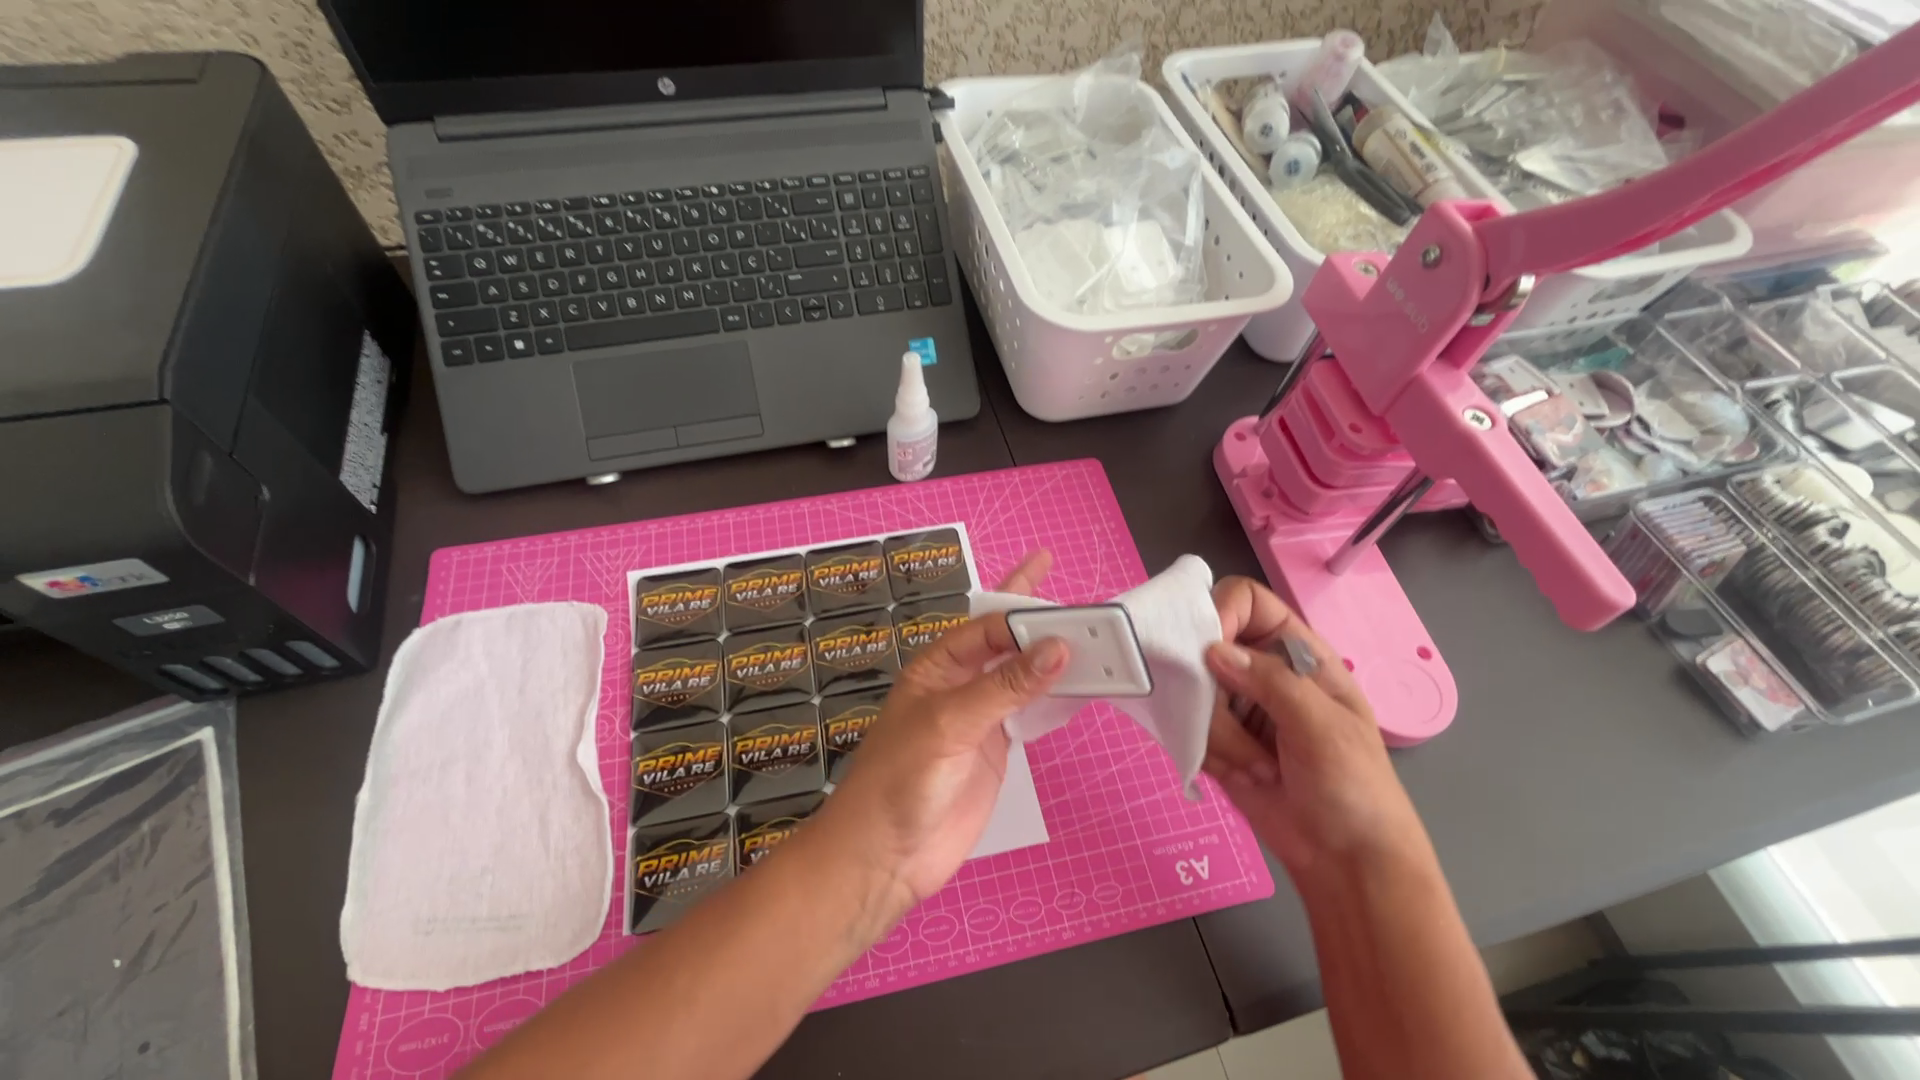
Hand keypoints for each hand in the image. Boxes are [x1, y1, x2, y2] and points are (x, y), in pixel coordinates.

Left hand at [816, 551, 1066, 917]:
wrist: (886, 856)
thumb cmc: (902, 779)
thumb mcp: (950, 723)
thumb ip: (1005, 686)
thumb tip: (1058, 647)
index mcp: (937, 666)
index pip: (988, 628)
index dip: (1024, 615)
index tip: (1068, 613)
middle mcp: (959, 684)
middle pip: (1005, 642)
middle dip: (1036, 619)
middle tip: (1080, 599)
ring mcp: (980, 717)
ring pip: (1022, 677)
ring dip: (1053, 659)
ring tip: (1093, 638)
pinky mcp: (996, 749)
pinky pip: (1031, 712)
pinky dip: (1056, 698)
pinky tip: (1081, 687)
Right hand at [1200, 577, 1423, 873]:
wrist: (1345, 861)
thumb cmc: (1353, 786)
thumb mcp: (1322, 726)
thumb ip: (1270, 681)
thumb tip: (1213, 649)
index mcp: (1296, 652)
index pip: (1245, 601)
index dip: (1221, 613)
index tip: (1208, 651)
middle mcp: (1260, 669)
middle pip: (1205, 644)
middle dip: (1210, 687)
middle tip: (1232, 722)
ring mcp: (1235, 706)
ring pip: (1191, 691)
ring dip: (1217, 732)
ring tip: (1257, 765)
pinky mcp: (1215, 739)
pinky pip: (1187, 727)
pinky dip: (1206, 751)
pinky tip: (1240, 775)